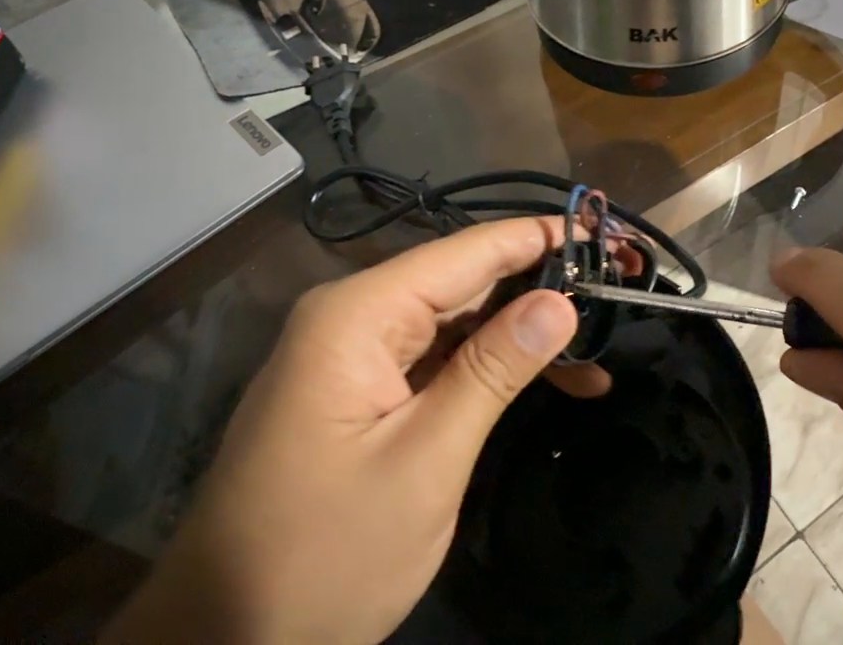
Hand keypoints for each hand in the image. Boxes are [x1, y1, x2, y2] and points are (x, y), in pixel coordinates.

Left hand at [103, 218, 602, 644]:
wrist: (219, 642)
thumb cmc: (324, 555)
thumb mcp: (425, 462)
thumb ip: (494, 372)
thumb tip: (561, 299)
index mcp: (358, 315)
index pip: (469, 252)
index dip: (544, 239)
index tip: (612, 238)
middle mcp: (353, 318)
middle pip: (464, 281)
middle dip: (542, 286)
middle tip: (623, 291)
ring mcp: (353, 357)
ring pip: (456, 322)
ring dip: (523, 335)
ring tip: (600, 355)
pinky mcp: (360, 394)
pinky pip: (436, 362)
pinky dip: (490, 371)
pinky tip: (549, 383)